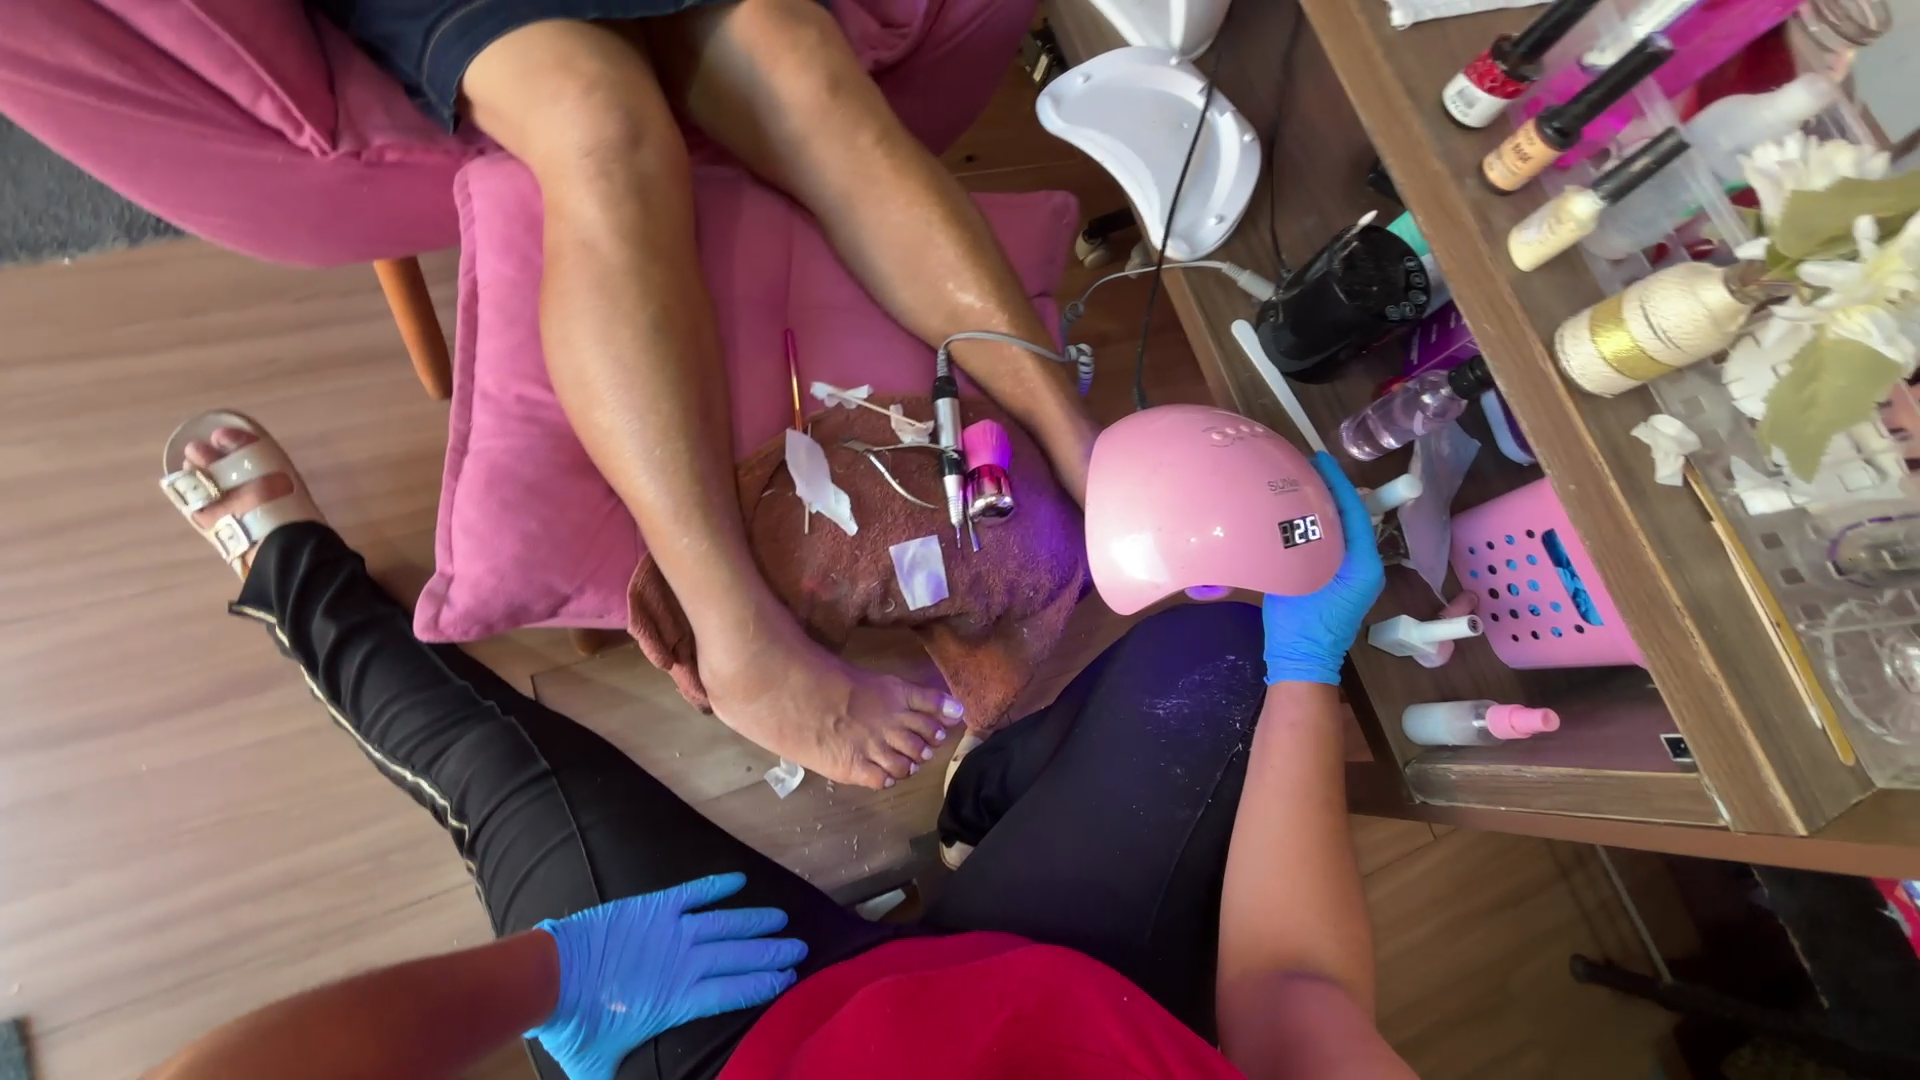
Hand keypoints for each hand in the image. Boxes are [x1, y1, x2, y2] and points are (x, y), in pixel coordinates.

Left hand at [529, 873, 806, 1079]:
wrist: (550, 977)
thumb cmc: (576, 1026)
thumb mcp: (601, 1067)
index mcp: (678, 1000)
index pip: (734, 991)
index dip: (764, 983)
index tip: (790, 977)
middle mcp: (685, 962)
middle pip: (739, 955)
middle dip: (772, 952)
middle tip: (799, 947)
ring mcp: (672, 930)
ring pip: (725, 922)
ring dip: (754, 920)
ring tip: (780, 918)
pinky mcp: (657, 907)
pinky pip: (694, 892)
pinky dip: (717, 885)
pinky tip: (739, 879)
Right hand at [1262, 453, 1385, 685]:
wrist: (1299, 660)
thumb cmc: (1300, 623)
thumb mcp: (1298, 578)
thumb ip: (1302, 544)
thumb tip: (1291, 512)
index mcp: (1362, 563)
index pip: (1355, 512)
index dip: (1338, 483)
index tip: (1320, 460)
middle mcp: (1365, 565)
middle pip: (1354, 518)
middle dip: (1334, 492)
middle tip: (1307, 470)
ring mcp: (1354, 574)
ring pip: (1344, 530)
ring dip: (1327, 509)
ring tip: (1302, 488)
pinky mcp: (1340, 580)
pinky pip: (1336, 543)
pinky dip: (1322, 527)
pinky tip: (1299, 518)